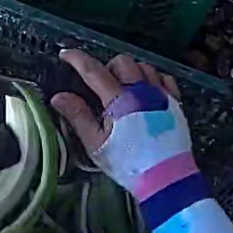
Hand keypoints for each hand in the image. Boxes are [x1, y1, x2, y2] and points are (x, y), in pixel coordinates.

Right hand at [48, 50, 193, 198]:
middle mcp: (141, 90)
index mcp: (119, 99)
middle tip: (102, 84)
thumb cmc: (127, 162)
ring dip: (130, 71)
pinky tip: (147, 91)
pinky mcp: (175, 101)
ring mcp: (161, 94)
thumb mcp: (96, 143)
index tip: (65, 54)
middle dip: (108, 67)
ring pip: (144, 66)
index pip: (93, 70)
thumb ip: (78, 116)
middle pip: (122, 62)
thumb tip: (58, 96)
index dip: (77, 59)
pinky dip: (152, 78)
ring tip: (124, 87)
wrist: (166, 178)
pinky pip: (164, 77)